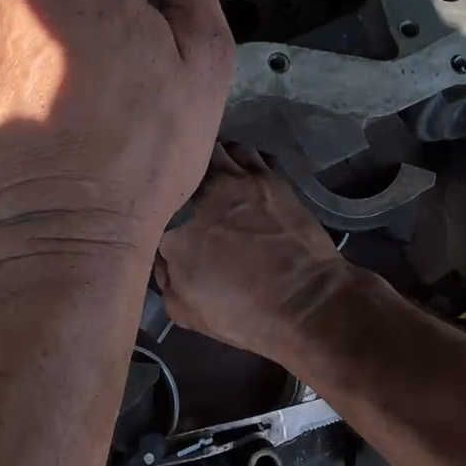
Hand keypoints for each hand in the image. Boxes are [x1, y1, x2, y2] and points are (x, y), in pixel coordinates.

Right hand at [156, 145, 357, 359]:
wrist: (308, 302)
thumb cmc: (245, 314)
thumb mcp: (186, 314)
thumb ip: (165, 282)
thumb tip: (164, 261)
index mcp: (177, 234)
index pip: (157, 221)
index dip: (160, 228)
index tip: (169, 237)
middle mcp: (205, 199)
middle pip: (184, 169)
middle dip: (182, 177)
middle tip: (184, 189)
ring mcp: (241, 183)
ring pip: (219, 150)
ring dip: (214, 160)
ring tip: (215, 173)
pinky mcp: (273, 180)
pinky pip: (252, 155)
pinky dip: (245, 161)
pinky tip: (245, 175)